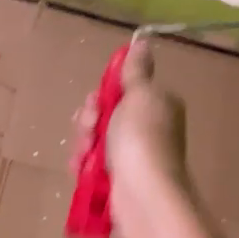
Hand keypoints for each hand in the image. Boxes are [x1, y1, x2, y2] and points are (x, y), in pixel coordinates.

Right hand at [73, 41, 188, 202]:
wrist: (144, 196)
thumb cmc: (142, 139)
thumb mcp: (139, 95)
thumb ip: (136, 70)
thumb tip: (142, 41)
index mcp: (157, 107)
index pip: (122, 91)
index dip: (102, 95)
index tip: (96, 102)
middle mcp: (148, 131)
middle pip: (105, 117)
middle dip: (89, 122)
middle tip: (90, 129)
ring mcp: (134, 159)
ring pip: (95, 142)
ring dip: (83, 145)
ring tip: (85, 156)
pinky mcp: (119, 183)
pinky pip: (92, 168)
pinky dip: (83, 168)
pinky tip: (81, 171)